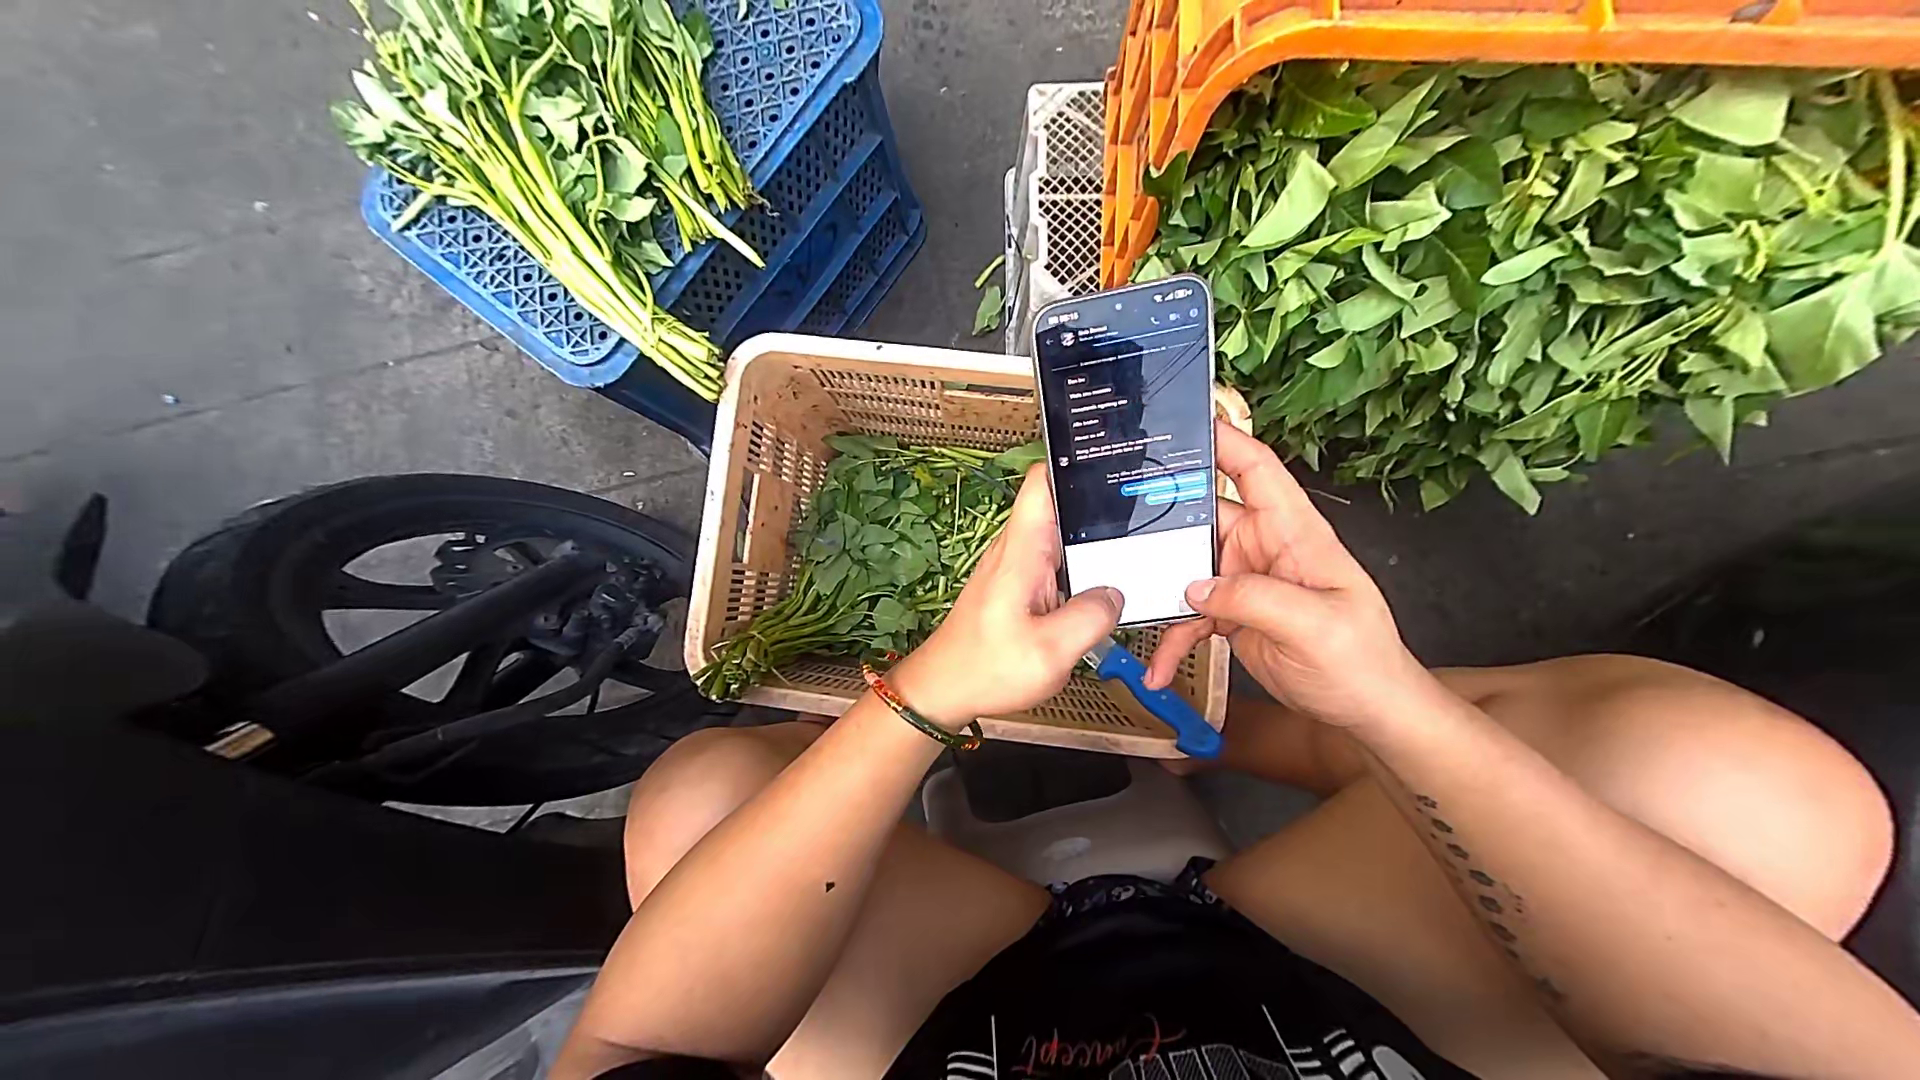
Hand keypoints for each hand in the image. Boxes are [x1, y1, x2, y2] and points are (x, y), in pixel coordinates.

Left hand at [888, 464, 1122, 728]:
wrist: (944, 689)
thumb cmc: (986, 668)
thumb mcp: (1050, 651)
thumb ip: (1091, 617)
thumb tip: (1115, 593)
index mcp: (1022, 549)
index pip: (1042, 480)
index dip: (1074, 462)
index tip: (1113, 460)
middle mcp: (1018, 549)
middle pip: (1062, 506)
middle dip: (1100, 506)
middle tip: (1147, 512)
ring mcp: (1019, 567)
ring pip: (1063, 537)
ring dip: (1094, 541)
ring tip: (1138, 546)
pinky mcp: (1021, 587)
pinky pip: (1058, 564)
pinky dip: (1082, 568)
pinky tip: (1108, 582)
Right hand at [1142, 421, 1436, 727]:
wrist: (1363, 707)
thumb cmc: (1362, 661)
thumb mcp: (1316, 627)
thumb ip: (1254, 600)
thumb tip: (1196, 588)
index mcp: (1293, 532)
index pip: (1257, 470)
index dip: (1224, 440)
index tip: (1184, 423)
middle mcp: (1262, 547)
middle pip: (1202, 515)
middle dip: (1161, 518)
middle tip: (1119, 521)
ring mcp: (1241, 579)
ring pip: (1184, 567)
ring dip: (1157, 591)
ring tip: (1131, 607)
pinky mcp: (1228, 610)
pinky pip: (1187, 615)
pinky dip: (1170, 638)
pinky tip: (1158, 665)